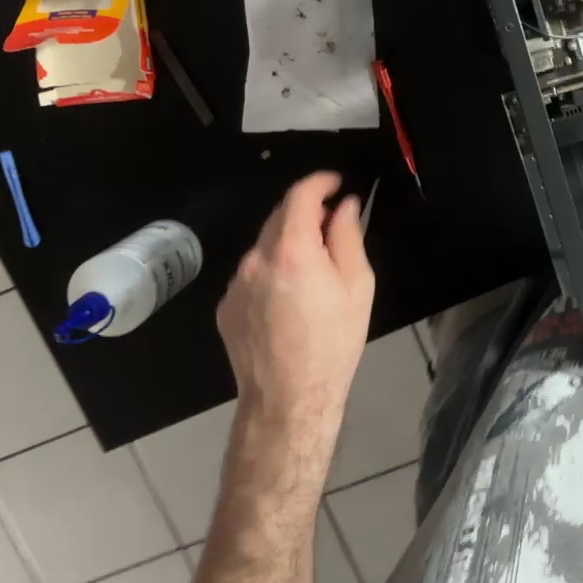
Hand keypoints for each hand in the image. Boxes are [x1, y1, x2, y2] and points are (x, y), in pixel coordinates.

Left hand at [217, 172, 374, 432]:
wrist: (288, 400)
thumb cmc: (333, 342)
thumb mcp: (357, 286)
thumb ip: (348, 237)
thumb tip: (344, 205)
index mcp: (292, 251)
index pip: (300, 195)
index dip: (319, 181)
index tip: (336, 183)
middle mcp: (256, 259)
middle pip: (279, 217)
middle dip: (306, 213)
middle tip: (333, 227)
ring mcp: (236, 283)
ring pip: (264, 247)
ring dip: (288, 244)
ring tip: (313, 273)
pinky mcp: (226, 306)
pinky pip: (252, 274)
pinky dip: (271, 272)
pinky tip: (289, 301)